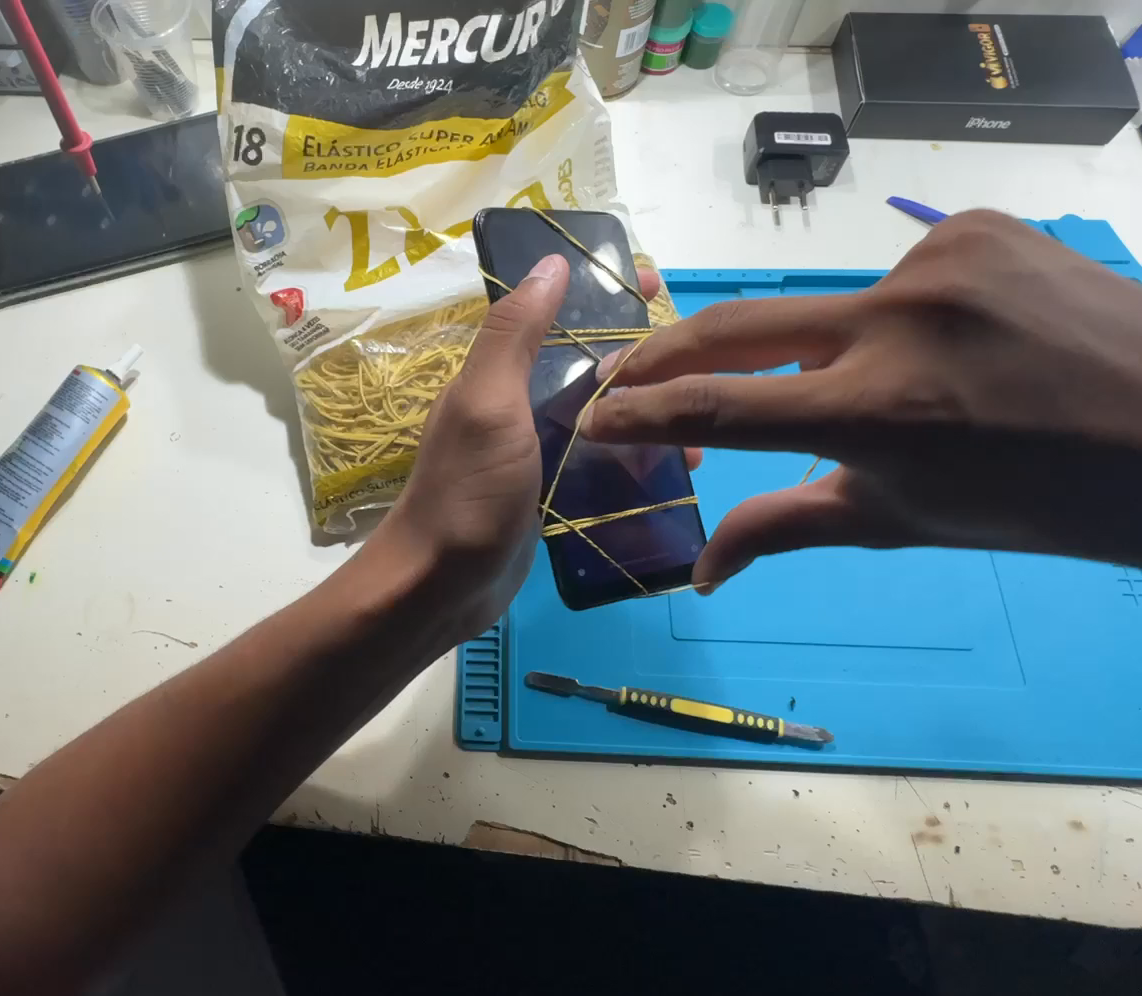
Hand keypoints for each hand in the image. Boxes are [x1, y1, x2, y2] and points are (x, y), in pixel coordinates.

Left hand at [360, 254, 679, 641]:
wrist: (441, 586)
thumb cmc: (466, 492)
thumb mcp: (487, 403)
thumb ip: (514, 336)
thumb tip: (549, 263)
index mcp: (499, 376)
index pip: (555, 315)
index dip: (601, 292)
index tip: (655, 283)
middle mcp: (516, 407)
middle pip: (585, 365)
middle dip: (639, 356)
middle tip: (700, 362)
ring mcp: (534, 454)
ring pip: (599, 416)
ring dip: (644, 412)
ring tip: (699, 425)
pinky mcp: (549, 495)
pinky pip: (598, 463)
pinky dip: (633, 458)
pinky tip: (674, 468)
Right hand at [584, 210, 1141, 603]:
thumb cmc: (1027, 503)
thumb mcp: (891, 519)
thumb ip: (778, 528)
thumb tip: (699, 573)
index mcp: (875, 414)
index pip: (717, 407)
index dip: (640, 412)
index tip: (591, 416)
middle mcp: (897, 323)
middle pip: (734, 330)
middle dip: (663, 356)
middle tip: (620, 376)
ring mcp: (937, 261)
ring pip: (817, 310)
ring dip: (802, 351)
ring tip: (849, 386)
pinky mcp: (973, 228)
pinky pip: (884, 279)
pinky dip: (878, 318)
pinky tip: (929, 343)